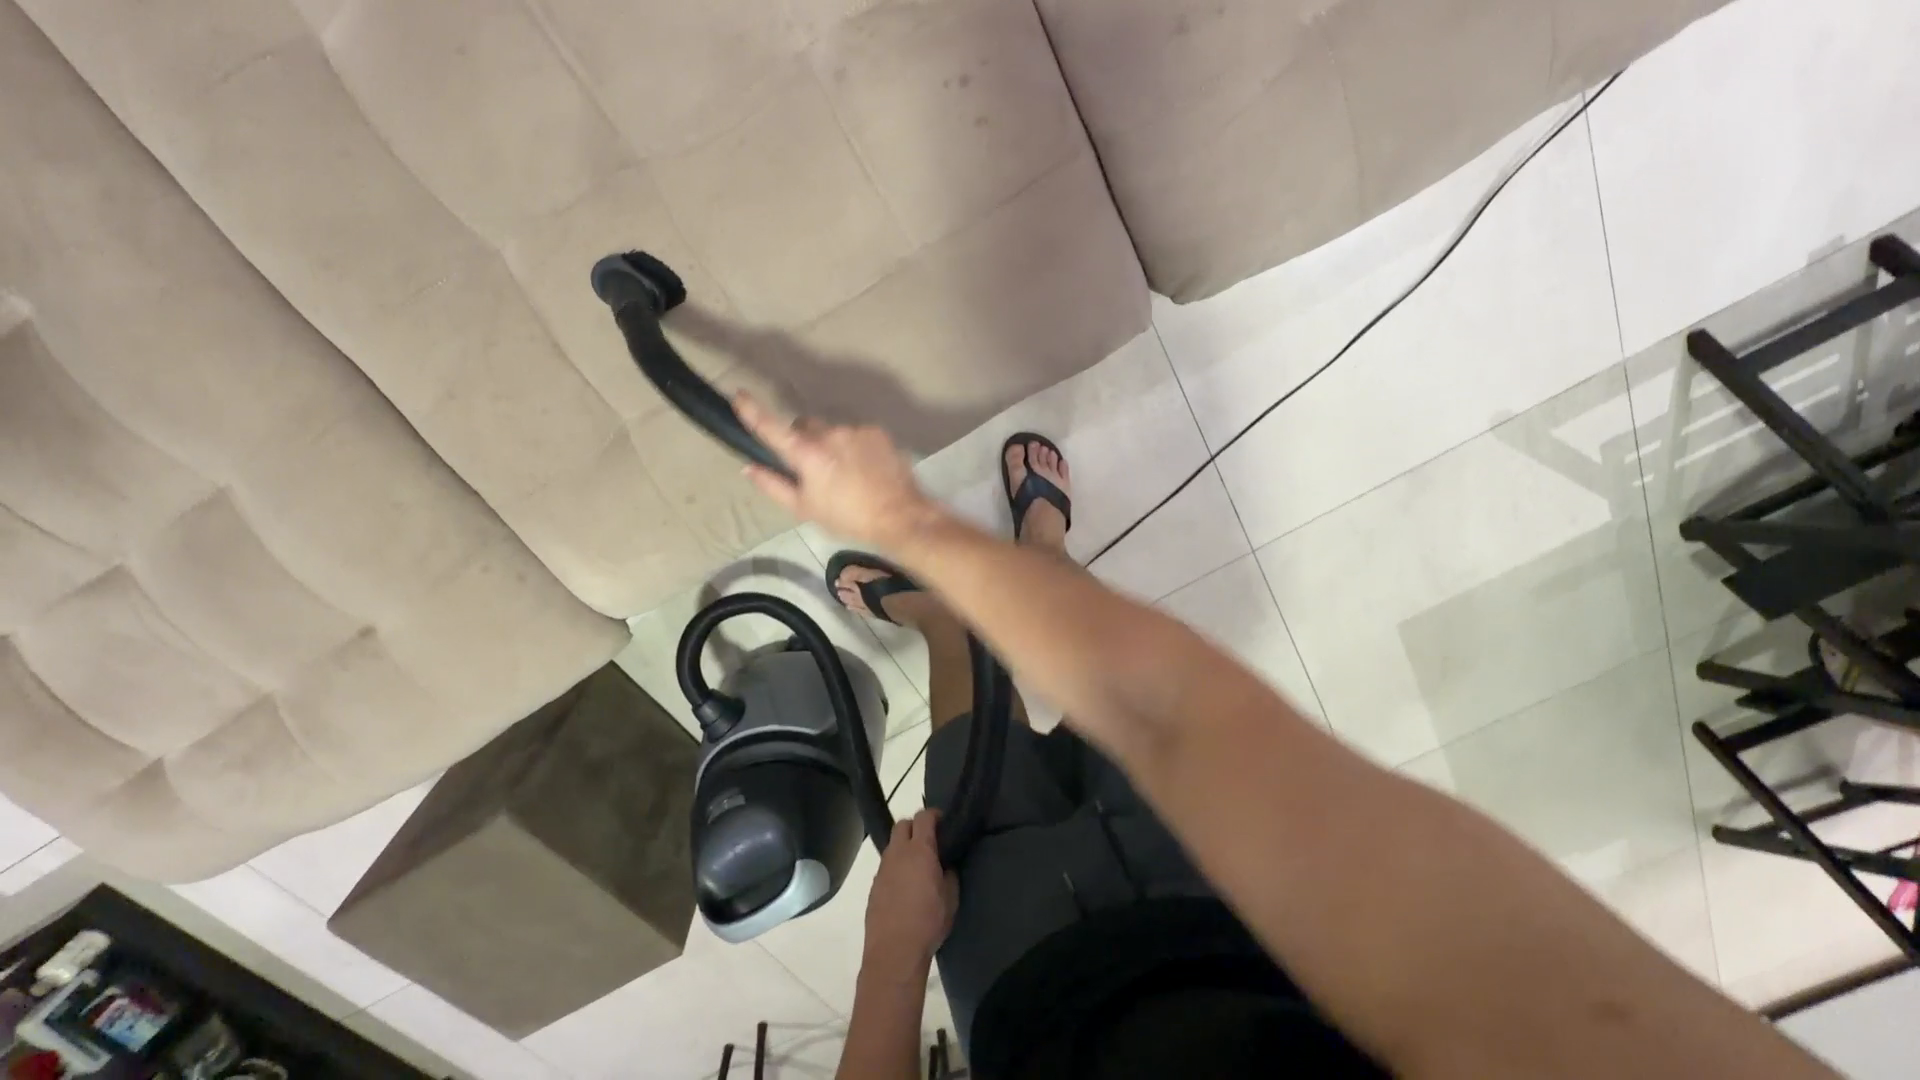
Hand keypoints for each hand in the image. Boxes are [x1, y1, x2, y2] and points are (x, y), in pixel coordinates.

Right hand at [733, 392, 947, 549]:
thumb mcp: (804, 508)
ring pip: (831, 430)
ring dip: (830, 444)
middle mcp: (829, 434)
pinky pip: (855, 433)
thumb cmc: (847, 517)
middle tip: (812, 468)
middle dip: (803, 440)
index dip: (752, 411)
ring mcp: (855, 430)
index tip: (739, 395)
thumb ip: (773, 485)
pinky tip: (863, 468)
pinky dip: (853, 446)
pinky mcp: (876, 432)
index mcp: (807, 454)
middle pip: (804, 426)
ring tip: (844, 473)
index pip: (772, 427)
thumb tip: (748, 467)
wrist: (899, 515)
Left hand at [864, 809, 958, 966]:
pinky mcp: (874, 886)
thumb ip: (950, 876)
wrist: (894, 951)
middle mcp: (897, 854)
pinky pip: (886, 866)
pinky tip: (905, 886)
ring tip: (918, 867)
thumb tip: (946, 867)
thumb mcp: (951, 899)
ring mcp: (882, 869)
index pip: (923, 817)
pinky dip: (896, 867)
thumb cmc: (928, 922)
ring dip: (905, 847)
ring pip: (892, 845)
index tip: (943, 823)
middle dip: (916, 826)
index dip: (934, 815)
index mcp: (920, 851)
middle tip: (930, 842)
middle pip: (902, 824)